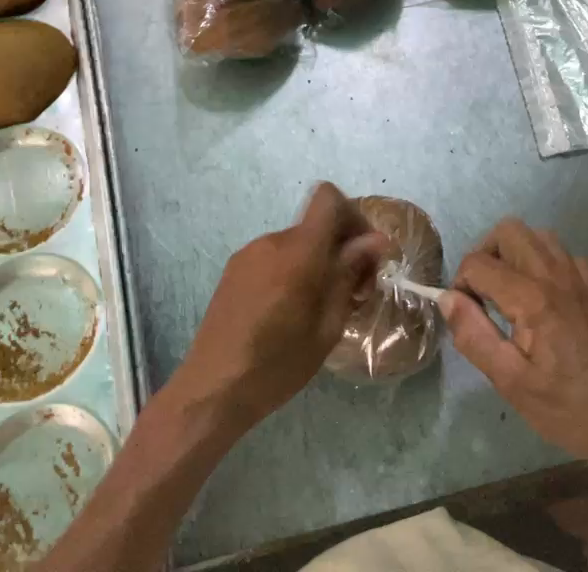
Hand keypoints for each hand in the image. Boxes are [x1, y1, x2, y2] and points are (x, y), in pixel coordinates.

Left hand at [170, 182, 388, 431]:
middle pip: (317, 224)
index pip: (328, 198)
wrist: (212, 390)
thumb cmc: (277, 365)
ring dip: (317, 263)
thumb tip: (376, 240)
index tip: (363, 256)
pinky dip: (293, 271)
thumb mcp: (327, 325)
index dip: (353, 217)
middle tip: (352, 296)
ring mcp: (249, 254)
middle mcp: (272, 241)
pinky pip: (276, 257)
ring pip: (298, 243)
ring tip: (319, 310)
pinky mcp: (234, 270)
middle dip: (341, 250)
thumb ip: (349, 275)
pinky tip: (289, 312)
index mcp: (298, 252)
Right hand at [441, 219, 587, 479]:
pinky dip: (542, 265)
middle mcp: (557, 275)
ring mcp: (580, 278)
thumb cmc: (566, 408)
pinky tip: (540, 301)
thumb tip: (446, 298)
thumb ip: (473, 335)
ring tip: (506, 295)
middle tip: (480, 294)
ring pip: (537, 236)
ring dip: (514, 254)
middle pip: (509, 231)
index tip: (465, 316)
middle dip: (485, 254)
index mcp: (534, 298)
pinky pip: (561, 255)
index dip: (460, 285)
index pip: (479, 263)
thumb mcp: (510, 382)